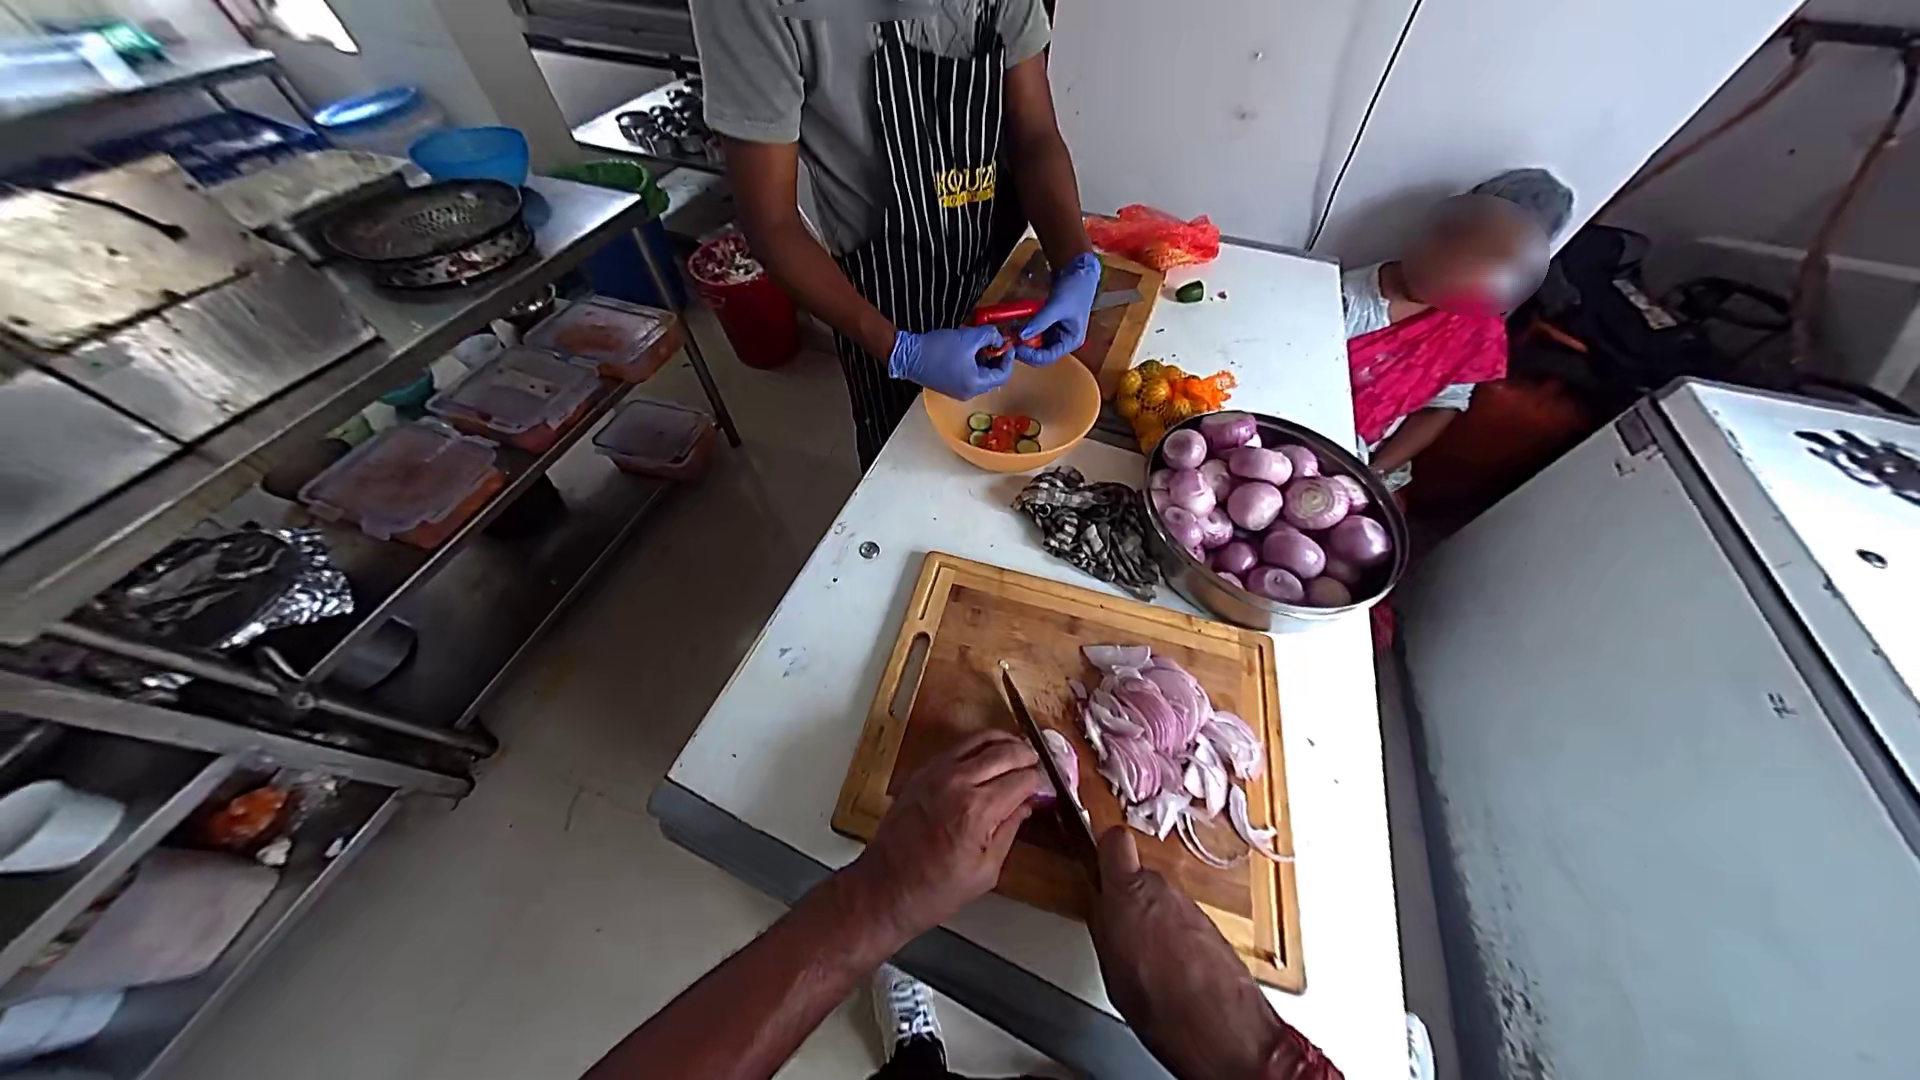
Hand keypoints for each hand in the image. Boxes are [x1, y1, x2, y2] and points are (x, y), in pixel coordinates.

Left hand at [842, 731, 1040, 940]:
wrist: (886, 887)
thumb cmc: (934, 889)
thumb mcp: (985, 870)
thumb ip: (1009, 830)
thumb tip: (1026, 805)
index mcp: (977, 811)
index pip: (1021, 779)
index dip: (1038, 780)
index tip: (1045, 785)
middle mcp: (958, 783)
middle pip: (1005, 751)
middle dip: (1026, 755)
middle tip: (1037, 762)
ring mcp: (937, 772)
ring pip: (981, 739)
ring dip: (1004, 741)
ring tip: (1019, 749)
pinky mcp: (923, 771)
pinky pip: (958, 745)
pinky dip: (979, 744)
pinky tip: (988, 754)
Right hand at [889, 327, 1013, 399]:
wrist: (907, 356)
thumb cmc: (939, 349)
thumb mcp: (969, 337)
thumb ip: (989, 335)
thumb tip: (998, 337)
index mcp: (976, 385)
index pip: (1003, 375)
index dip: (1008, 358)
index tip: (1007, 343)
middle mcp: (969, 393)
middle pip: (991, 376)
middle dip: (995, 357)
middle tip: (994, 340)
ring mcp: (958, 391)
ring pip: (979, 375)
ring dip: (983, 358)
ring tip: (978, 341)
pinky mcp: (949, 386)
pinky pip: (968, 375)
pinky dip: (972, 363)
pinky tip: (966, 348)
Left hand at [1015, 252, 1100, 365]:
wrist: (1079, 270)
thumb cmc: (1074, 289)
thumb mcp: (1056, 306)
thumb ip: (1040, 322)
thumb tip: (1021, 336)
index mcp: (1071, 341)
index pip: (1048, 357)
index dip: (1031, 355)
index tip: (1016, 347)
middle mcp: (1063, 341)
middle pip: (1040, 354)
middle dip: (1025, 350)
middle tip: (1010, 342)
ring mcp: (1056, 333)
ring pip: (1035, 345)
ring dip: (1023, 342)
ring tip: (1010, 335)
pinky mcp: (1049, 326)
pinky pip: (1034, 333)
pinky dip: (1025, 332)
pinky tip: (1015, 327)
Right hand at [1090, 828, 1288, 1079]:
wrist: (1226, 1036)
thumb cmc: (1165, 1007)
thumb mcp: (1111, 968)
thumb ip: (1103, 925)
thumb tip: (1100, 910)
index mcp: (1128, 892)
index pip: (1115, 839)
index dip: (1106, 847)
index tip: (1099, 863)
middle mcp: (1162, 890)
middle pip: (1139, 873)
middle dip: (1130, 895)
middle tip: (1121, 924)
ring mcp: (1189, 906)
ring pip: (1162, 898)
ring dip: (1155, 918)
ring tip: (1149, 958)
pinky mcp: (1211, 925)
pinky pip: (1183, 919)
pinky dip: (1176, 936)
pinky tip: (1173, 970)